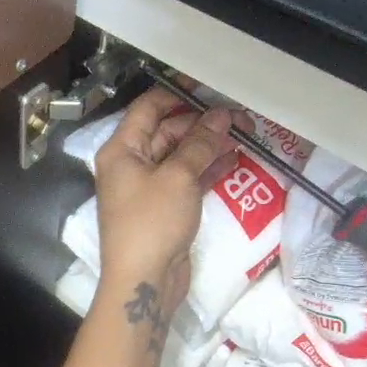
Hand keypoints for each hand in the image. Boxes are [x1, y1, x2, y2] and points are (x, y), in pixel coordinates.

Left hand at [92, 88, 232, 308]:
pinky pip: (186, 178)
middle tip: (241, 115)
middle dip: (202, 122)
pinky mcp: (163, 208)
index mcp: (121, 150)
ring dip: (209, 144)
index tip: (212, 85)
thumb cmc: (152, 223)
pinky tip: (236, 158)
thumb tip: (221, 116)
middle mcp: (130, 165)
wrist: (143, 280)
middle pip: (166, 131)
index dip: (178, 93)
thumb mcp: (178, 177)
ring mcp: (147, 187)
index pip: (148, 108)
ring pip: (180, 155)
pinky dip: (207, 168)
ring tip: (246, 133)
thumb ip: (200, 143)